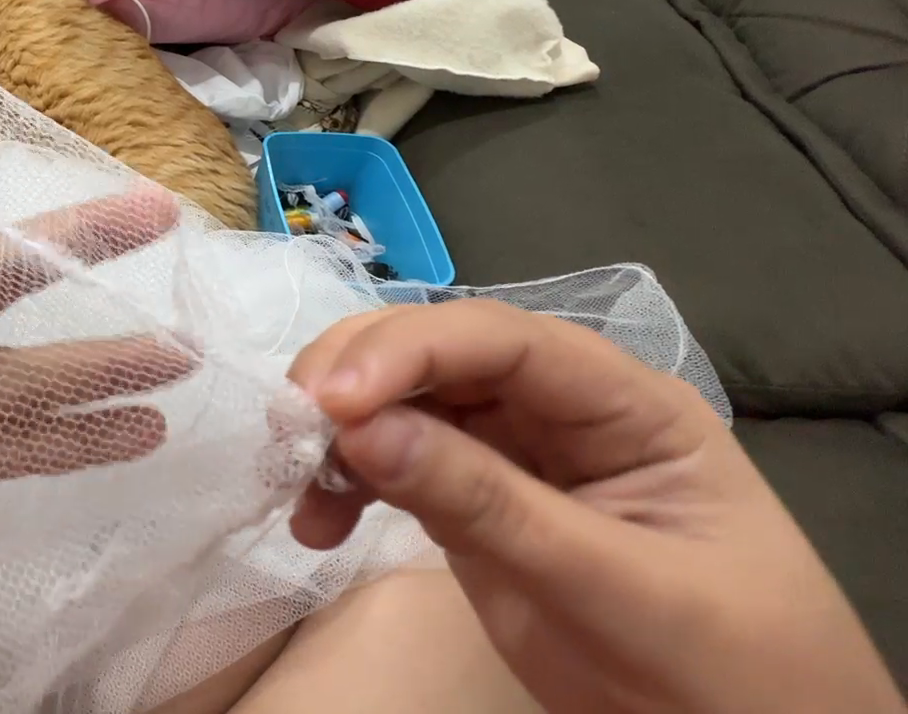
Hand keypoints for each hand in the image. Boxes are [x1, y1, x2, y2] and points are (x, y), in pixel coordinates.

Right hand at [288, 302, 904, 713]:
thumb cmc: (724, 676)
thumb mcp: (614, 590)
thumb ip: (487, 504)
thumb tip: (359, 431)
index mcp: (619, 402)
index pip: (500, 340)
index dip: (408, 351)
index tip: (331, 400)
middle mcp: (549, 403)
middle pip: (428, 351)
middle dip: (351, 378)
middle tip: (291, 428)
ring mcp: (498, 444)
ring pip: (390, 398)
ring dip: (330, 430)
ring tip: (294, 484)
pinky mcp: (457, 486)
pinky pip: (380, 457)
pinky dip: (336, 479)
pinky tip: (316, 520)